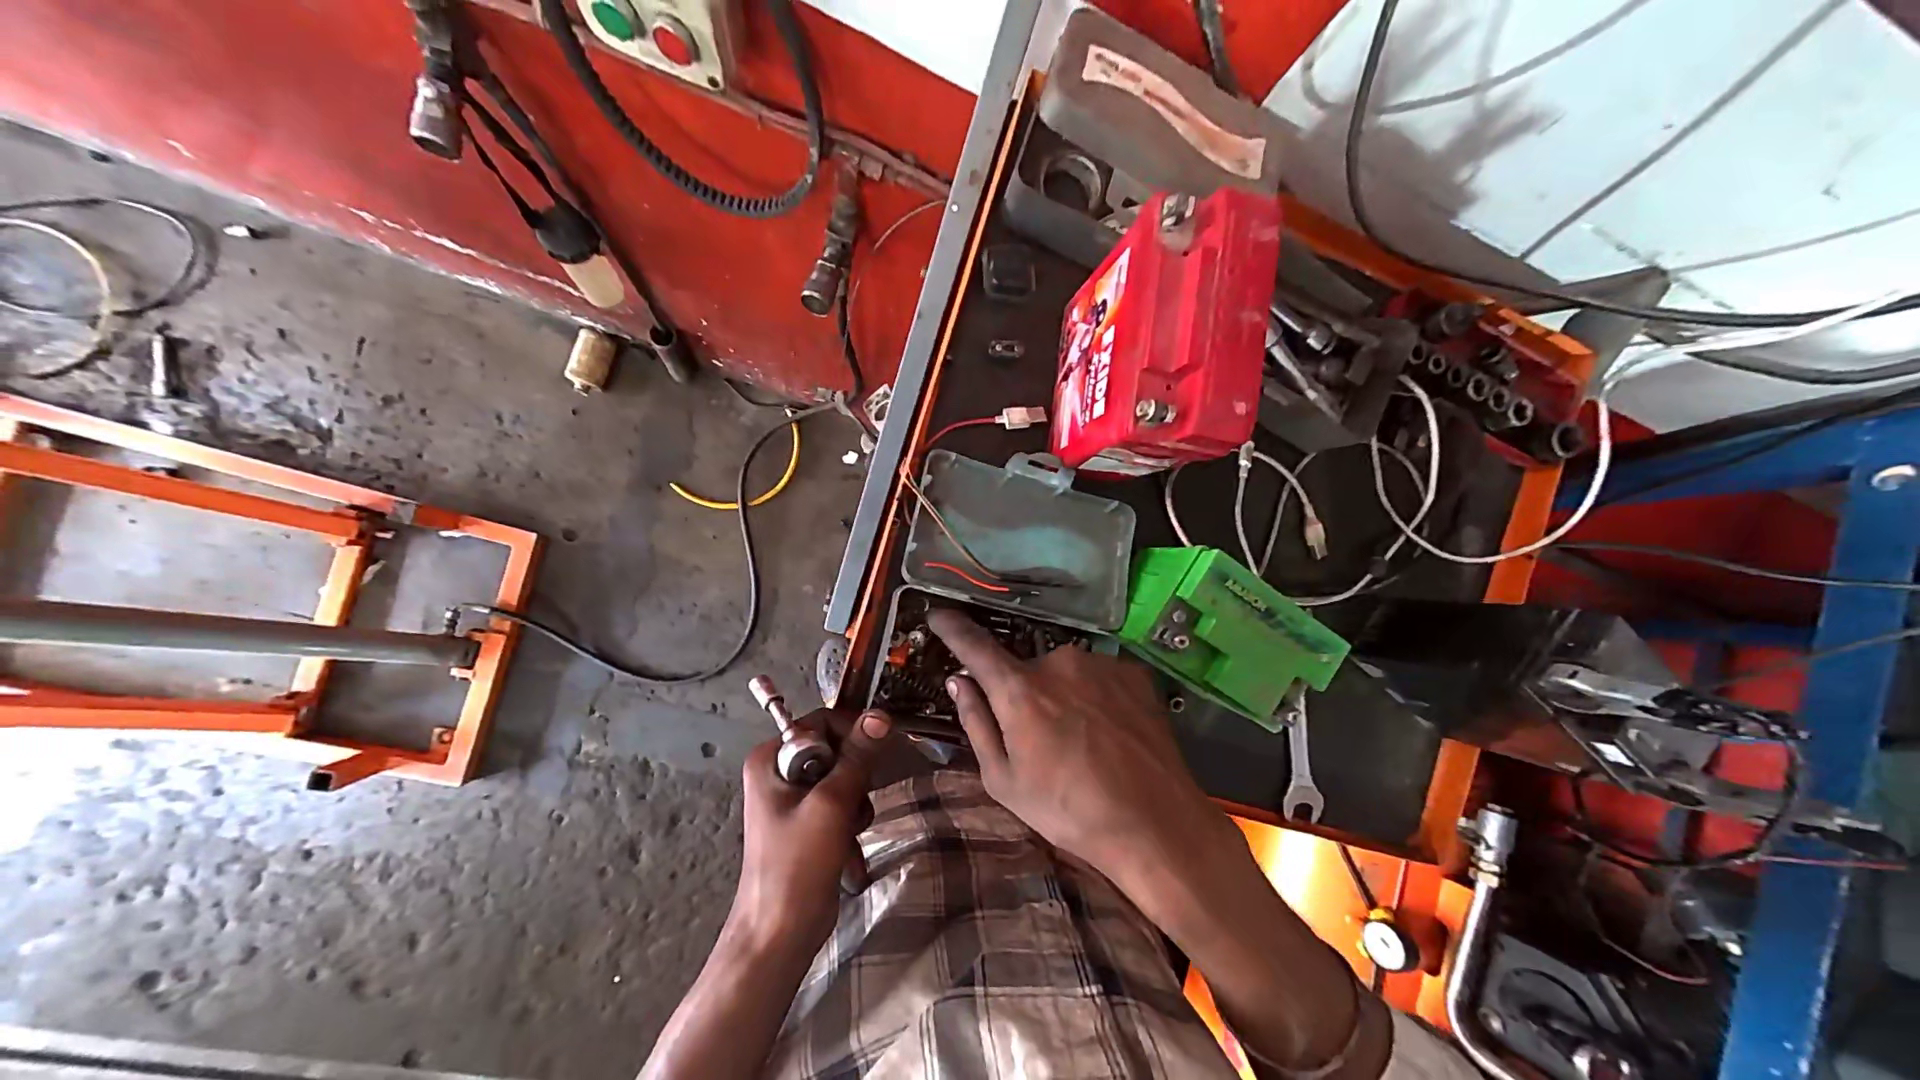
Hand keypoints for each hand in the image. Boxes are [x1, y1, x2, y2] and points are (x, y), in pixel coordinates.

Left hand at [727, 709, 890, 956]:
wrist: (781, 933)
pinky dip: (850, 825)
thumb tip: (880, 716)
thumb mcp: (831, 804)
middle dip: (855, 778)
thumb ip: (857, 758)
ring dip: (856, 805)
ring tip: (848, 832)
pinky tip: (847, 851)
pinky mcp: (809, 823)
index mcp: (770, 758)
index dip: (851, 735)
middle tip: (853, 804)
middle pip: (837, 750)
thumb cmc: (797, 866)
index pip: (821, 722)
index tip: (874, 755)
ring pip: (845, 779)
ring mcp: (794, 799)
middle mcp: (779, 771)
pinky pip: (842, 805)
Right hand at [927, 609, 1233, 889]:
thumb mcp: (1004, 780)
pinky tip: (1109, 734)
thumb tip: (960, 682)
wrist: (1153, 823)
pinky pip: (1099, 678)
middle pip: (1026, 671)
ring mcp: (1100, 665)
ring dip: (1063, 697)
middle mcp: (1058, 663)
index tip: (938, 615)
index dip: (952, 627)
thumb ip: (977, 723)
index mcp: (1019, 690)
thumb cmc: (1067, 810)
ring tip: (1082, 743)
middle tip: (1041, 741)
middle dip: (1025, 697)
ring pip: (1065, 675)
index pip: (974, 645)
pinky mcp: (1133, 674)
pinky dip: (1095, 698)